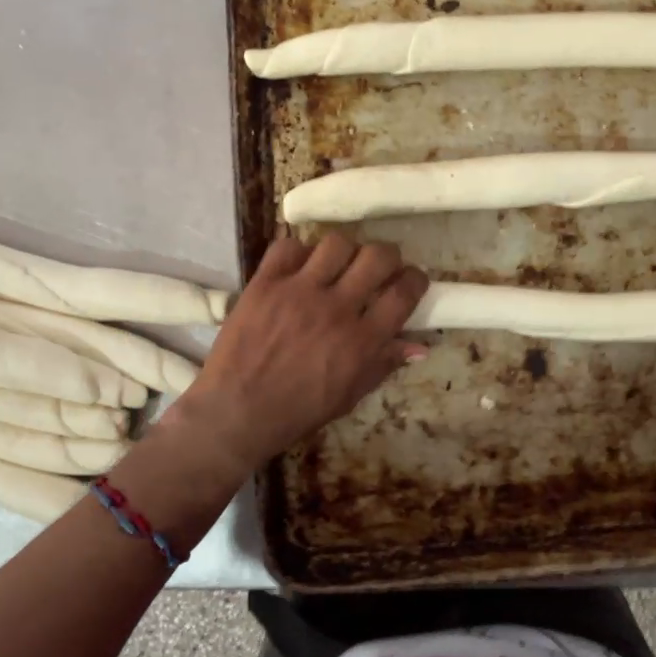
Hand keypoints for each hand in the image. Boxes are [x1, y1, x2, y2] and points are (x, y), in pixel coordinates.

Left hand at [180, 234, 428, 470]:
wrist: (235, 412)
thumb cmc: (298, 411)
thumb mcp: (349, 395)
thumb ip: (384, 365)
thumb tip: (420, 346)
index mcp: (361, 342)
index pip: (403, 293)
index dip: (415, 279)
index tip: (411, 280)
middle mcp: (335, 309)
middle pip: (377, 257)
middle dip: (387, 257)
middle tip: (378, 267)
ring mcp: (298, 292)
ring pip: (336, 243)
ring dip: (344, 251)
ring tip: (337, 265)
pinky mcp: (265, 284)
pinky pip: (288, 246)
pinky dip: (298, 252)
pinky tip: (300, 269)